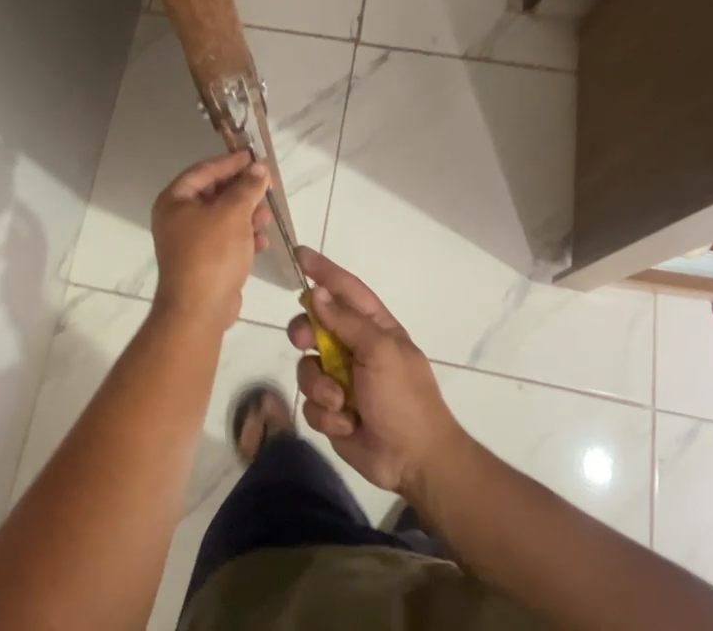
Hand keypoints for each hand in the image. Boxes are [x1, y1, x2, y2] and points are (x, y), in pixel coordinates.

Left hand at [150, 151, 272, 329]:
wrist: (199, 309)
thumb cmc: (212, 253)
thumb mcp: (233, 213)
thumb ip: (248, 187)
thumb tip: (259, 169)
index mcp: (174, 200)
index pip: (204, 171)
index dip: (230, 162)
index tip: (255, 158)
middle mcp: (177, 218)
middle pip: (214, 194)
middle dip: (242, 192)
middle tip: (267, 188)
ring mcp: (189, 242)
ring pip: (223, 218)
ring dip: (246, 215)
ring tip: (266, 219)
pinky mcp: (204, 262)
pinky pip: (226, 240)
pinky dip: (243, 238)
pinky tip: (261, 242)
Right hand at [288, 247, 465, 496]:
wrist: (413, 459)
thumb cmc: (404, 398)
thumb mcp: (380, 352)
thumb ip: (346, 321)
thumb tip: (316, 293)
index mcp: (375, 328)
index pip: (346, 290)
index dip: (324, 272)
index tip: (300, 254)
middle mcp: (355, 349)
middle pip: (314, 326)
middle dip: (305, 332)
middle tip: (305, 342)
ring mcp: (342, 380)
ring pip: (307, 368)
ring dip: (321, 386)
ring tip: (342, 402)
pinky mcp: (331, 410)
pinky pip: (311, 402)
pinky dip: (326, 414)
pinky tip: (347, 423)